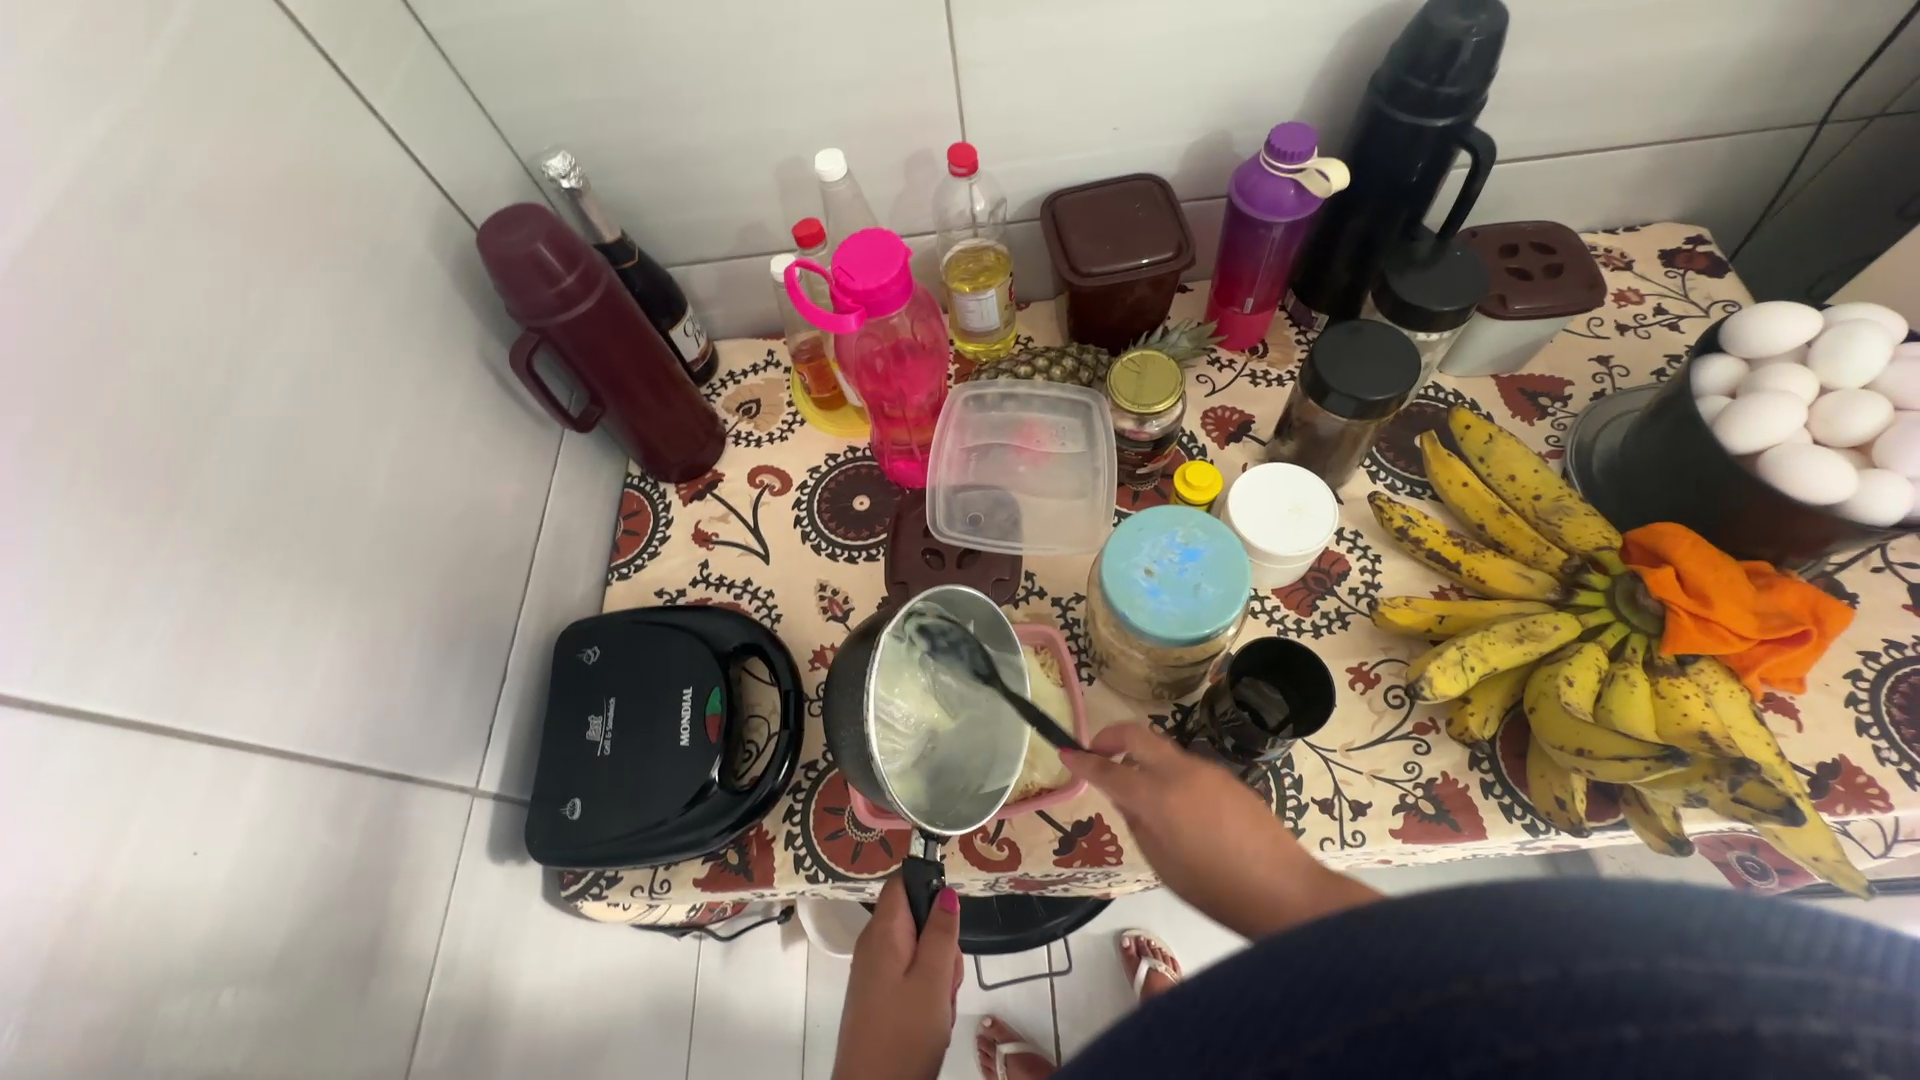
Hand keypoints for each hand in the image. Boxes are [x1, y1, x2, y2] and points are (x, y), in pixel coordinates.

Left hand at [831, 872, 962, 1079]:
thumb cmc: (904, 1034)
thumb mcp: (933, 980)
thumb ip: (941, 932)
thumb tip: (945, 891)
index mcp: (883, 932)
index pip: (902, 883)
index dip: (929, 886)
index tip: (950, 917)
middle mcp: (874, 945)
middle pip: (915, 919)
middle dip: (941, 942)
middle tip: (946, 975)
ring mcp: (874, 972)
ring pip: (918, 951)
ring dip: (938, 972)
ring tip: (939, 1004)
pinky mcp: (879, 996)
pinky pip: (911, 976)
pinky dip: (927, 991)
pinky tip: (932, 1017)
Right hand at [1061, 723, 1377, 939]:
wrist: (1285, 891)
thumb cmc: (1214, 888)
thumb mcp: (1161, 862)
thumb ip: (1138, 822)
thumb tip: (1127, 798)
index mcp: (1156, 797)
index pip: (1108, 769)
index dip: (1082, 760)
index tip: (1064, 752)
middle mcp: (1179, 772)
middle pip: (1135, 735)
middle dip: (1109, 737)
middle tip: (1096, 753)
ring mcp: (1206, 771)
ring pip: (1162, 749)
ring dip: (1140, 757)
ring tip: (1137, 790)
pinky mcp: (1227, 779)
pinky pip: (1185, 766)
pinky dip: (1167, 773)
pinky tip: (1175, 806)